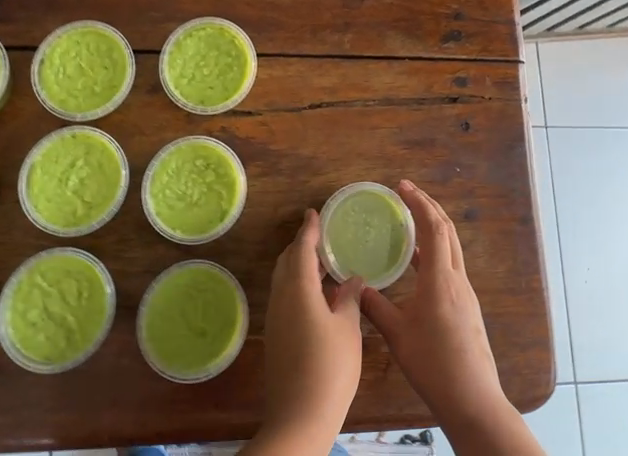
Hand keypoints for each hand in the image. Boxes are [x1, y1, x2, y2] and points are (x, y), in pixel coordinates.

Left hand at [247, 209, 363, 454]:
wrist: (300, 416)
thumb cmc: (330, 367)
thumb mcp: (348, 329)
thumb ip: (348, 298)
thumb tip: (351, 279)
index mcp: (299, 289)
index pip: (302, 249)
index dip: (309, 229)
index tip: (313, 212)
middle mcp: (281, 298)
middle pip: (287, 262)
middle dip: (301, 245)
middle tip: (320, 236)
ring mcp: (276, 318)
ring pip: (284, 280)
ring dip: (299, 266)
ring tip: (323, 263)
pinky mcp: (276, 336)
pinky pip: (285, 297)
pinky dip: (299, 286)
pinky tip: (319, 296)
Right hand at [359, 181, 505, 425]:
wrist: (472, 398)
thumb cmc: (433, 364)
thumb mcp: (397, 334)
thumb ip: (375, 307)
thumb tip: (354, 286)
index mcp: (440, 278)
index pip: (433, 226)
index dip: (418, 202)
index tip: (401, 186)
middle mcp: (457, 278)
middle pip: (447, 230)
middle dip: (428, 206)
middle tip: (406, 193)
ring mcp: (465, 293)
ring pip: (451, 248)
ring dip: (433, 228)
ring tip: (409, 222)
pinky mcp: (466, 307)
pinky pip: (450, 266)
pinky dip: (435, 252)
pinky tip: (418, 264)